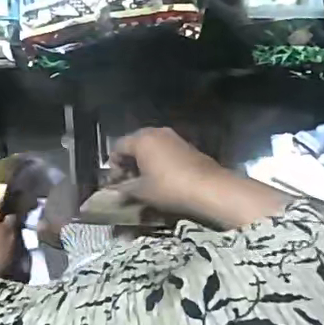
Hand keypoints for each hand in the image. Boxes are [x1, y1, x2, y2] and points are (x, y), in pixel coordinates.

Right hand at [107, 128, 229, 215]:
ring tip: (146, 180)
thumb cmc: (169, 188)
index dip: (113, 164)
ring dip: (145, 160)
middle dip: (129, 161)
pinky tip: (163, 177)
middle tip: (129, 179)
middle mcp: (156, 132)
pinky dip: (159, 160)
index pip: (117, 146)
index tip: (117, 181)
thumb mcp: (141, 192)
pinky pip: (165, 149)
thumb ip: (123, 189)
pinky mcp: (187, 145)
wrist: (210, 188)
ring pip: (151, 146)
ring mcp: (173, 137)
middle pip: (134, 143)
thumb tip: (114, 192)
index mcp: (141, 139)